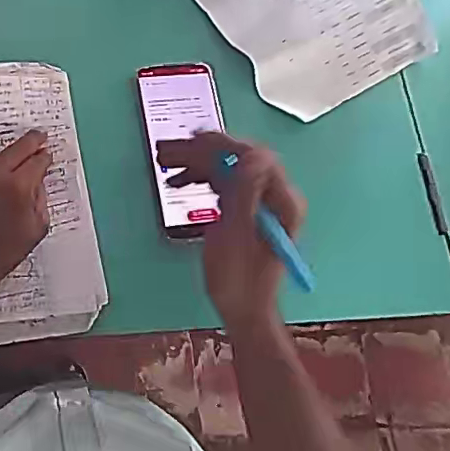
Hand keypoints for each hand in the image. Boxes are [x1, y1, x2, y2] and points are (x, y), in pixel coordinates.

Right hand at [156, 131, 305, 328]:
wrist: (243, 310)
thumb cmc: (241, 280)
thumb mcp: (237, 233)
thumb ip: (244, 191)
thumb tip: (251, 154)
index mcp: (280, 200)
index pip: (253, 156)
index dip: (222, 144)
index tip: (194, 140)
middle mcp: (274, 197)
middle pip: (238, 159)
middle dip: (203, 152)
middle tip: (171, 150)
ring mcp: (260, 203)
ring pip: (228, 170)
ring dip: (197, 164)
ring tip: (168, 163)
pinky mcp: (246, 211)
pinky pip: (224, 184)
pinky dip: (202, 179)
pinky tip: (181, 181)